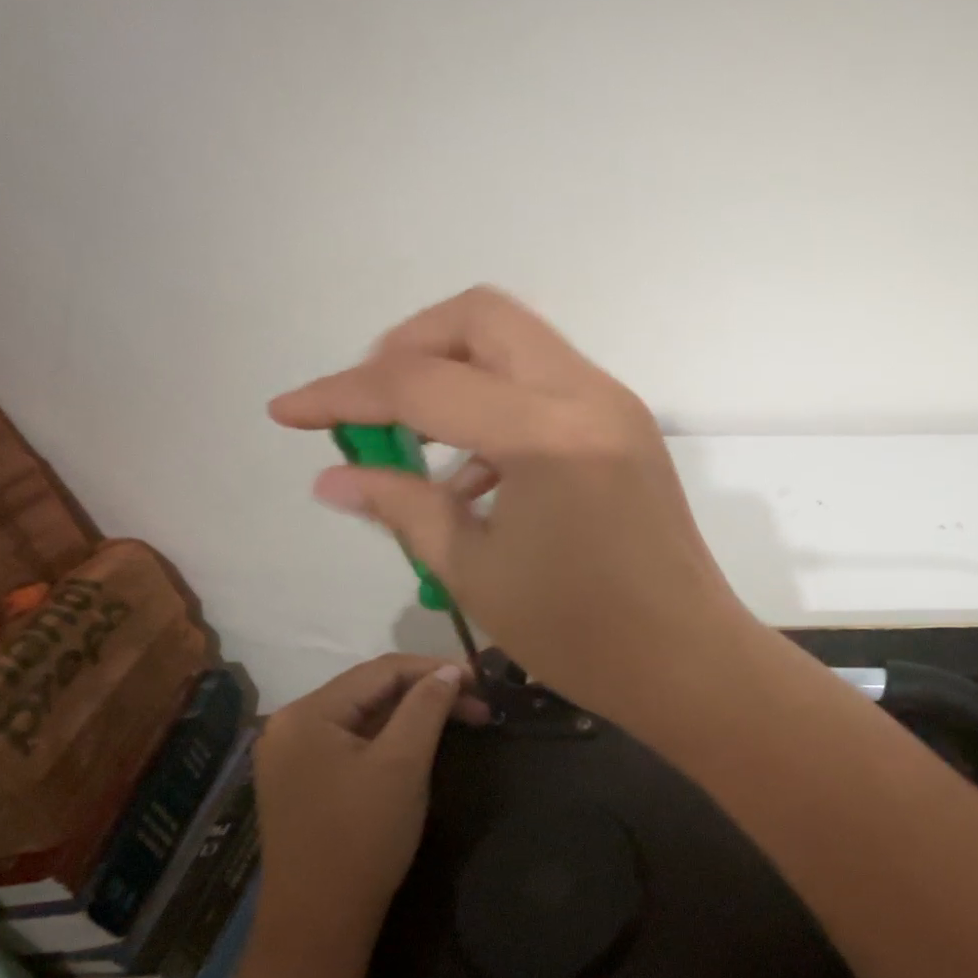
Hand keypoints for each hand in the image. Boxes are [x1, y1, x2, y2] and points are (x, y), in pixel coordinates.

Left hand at [253, 654, 487, 927]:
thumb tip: (451, 670)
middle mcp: (290, 726)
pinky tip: (424, 742)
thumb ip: (428, 706)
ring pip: (365, 715)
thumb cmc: (363, 836)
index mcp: (307, 714)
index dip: (436, 668)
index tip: (483, 681)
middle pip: (371, 689)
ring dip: (414, 713)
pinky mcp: (303, 781)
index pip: (381, 670)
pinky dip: (392, 735)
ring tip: (462, 721)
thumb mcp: (403, 763)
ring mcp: (293, 756)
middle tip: (479, 706)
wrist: (320, 922)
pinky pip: (354, 740)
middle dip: (429, 691)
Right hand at [268, 286, 755, 710]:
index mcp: (547, 433)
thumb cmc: (581, 633)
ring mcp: (618, 408)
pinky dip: (502, 405)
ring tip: (416, 450)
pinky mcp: (630, 429)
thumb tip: (334, 475)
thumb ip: (403, 507)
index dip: (344, 393)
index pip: (423, 381)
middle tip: (373, 408)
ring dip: (459, 375)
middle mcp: (589, 397)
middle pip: (482, 319)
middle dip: (410, 347)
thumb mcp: (475, 572)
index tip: (288, 414)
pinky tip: (475, 475)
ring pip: (521, 345)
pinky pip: (552, 385)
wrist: (688, 659)